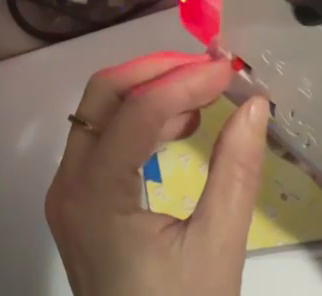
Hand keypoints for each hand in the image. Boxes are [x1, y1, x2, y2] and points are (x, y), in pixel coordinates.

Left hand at [45, 53, 269, 295]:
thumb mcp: (217, 250)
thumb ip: (235, 172)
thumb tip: (254, 106)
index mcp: (94, 197)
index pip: (138, 112)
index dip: (184, 82)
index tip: (227, 70)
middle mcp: (67, 184)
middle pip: (102, 96)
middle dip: (154, 71)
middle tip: (205, 69)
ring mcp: (67, 193)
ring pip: (98, 112)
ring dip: (146, 92)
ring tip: (201, 94)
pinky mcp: (77, 203)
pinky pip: (101, 140)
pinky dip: (137, 120)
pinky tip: (179, 124)